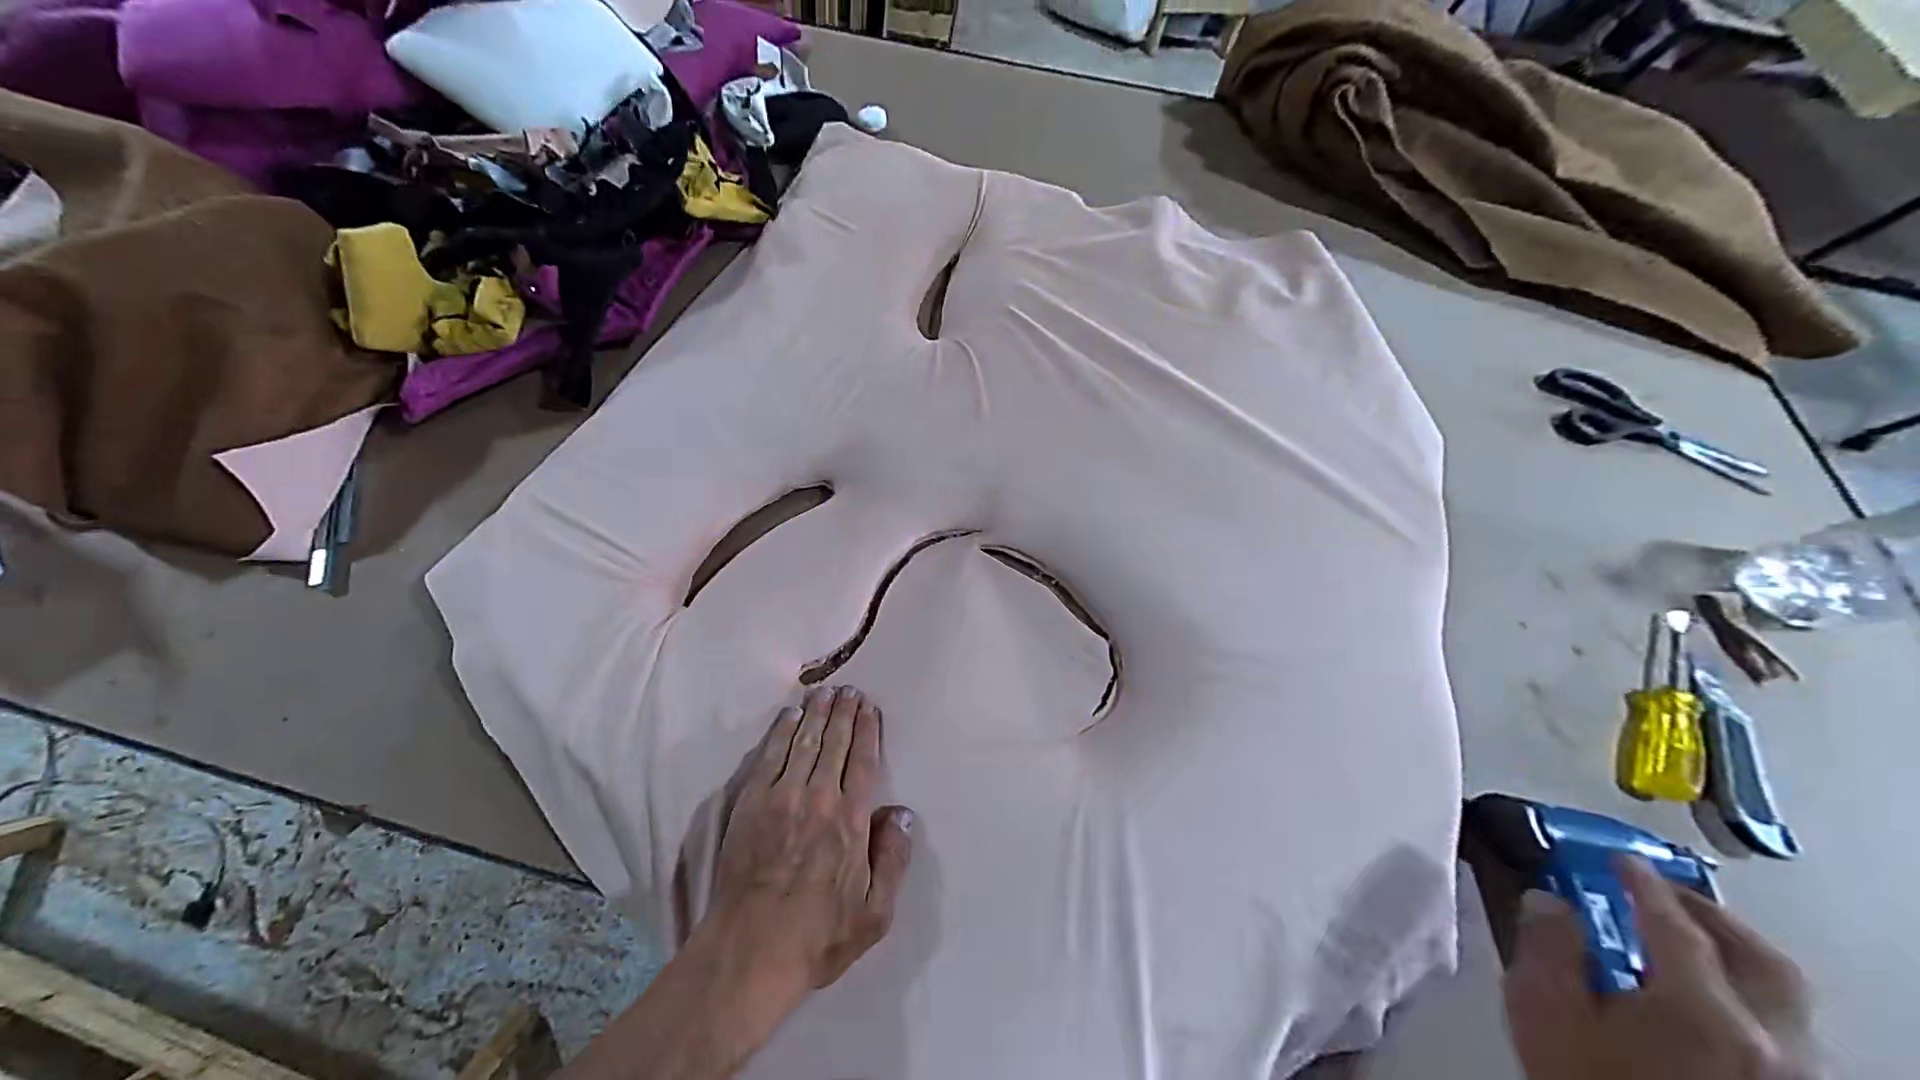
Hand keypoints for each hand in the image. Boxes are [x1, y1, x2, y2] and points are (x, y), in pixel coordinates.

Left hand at [555, 688, 913, 1079]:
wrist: (750, 950)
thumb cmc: (819, 935)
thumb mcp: (875, 913)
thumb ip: (893, 859)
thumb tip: (901, 813)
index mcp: (850, 821)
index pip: (862, 761)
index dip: (867, 730)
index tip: (869, 708)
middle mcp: (818, 798)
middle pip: (833, 743)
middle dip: (844, 713)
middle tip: (850, 689)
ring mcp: (781, 798)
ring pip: (803, 741)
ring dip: (816, 713)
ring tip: (825, 693)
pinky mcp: (751, 804)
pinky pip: (770, 756)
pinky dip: (781, 731)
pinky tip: (789, 716)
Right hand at [1503, 858, 1819, 1079]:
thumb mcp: (1544, 1013)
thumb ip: (1545, 949)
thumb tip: (1549, 901)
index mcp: (1702, 1012)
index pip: (1675, 927)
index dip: (1644, 886)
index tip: (1622, 861)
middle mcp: (1769, 1042)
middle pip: (1760, 960)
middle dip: (1709, 914)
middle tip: (1662, 890)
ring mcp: (1791, 1077)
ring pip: (1783, 998)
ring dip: (1736, 953)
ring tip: (1688, 936)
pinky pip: (1784, 1029)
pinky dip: (1746, 993)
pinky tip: (1707, 996)